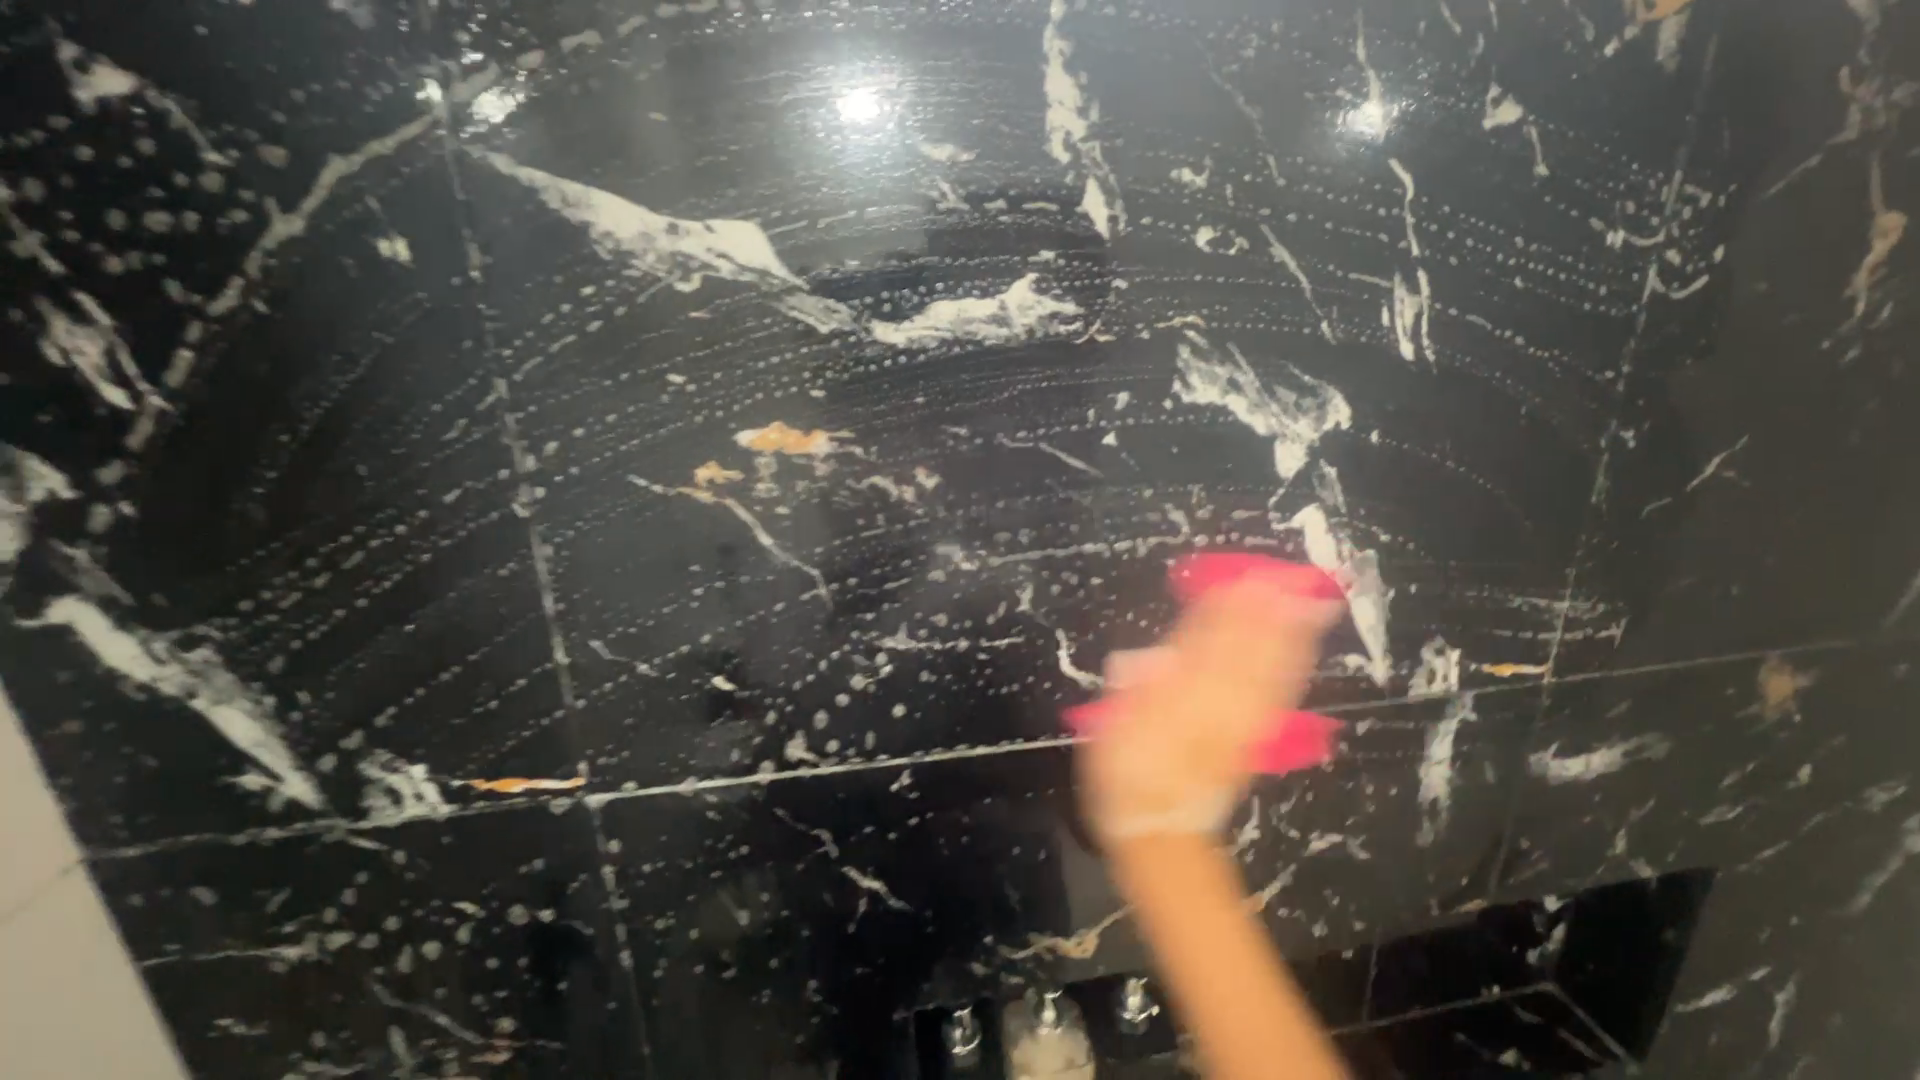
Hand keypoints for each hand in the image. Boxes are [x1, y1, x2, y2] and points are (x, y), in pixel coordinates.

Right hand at [1077, 564, 1342, 844]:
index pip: (1197, 645)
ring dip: (1287, 636)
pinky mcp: (1251, 736)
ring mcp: (1237, 722)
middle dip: (1262, 615)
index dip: (1218, 611)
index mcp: (1174, 701)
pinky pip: (1277, 697)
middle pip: (1239, 653)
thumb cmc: (1125, 775)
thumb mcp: (1111, 735)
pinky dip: (1292, 669)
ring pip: (1265, 672)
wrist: (1159, 827)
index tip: (1235, 579)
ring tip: (1307, 601)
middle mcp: (1211, 707)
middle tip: (1284, 577)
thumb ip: (1131, 696)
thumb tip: (1146, 661)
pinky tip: (1303, 648)